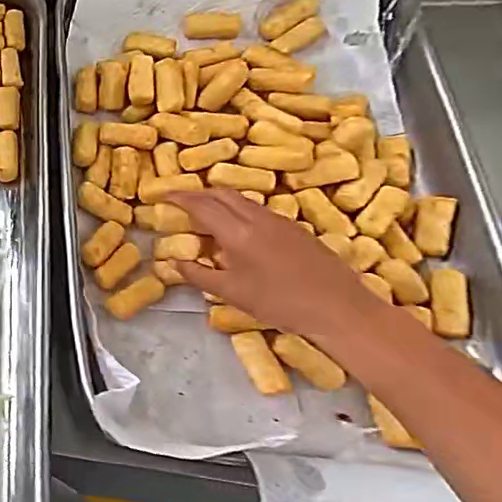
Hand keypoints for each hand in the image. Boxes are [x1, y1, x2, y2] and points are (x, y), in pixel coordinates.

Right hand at [167, 189, 394, 342]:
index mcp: (238, 232)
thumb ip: (199, 275)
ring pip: (241, 199)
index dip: (180, 198)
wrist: (339, 308)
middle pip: (222, 194)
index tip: (163, 195)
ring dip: (218, 199)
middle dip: (198, 193)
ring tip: (204, 212)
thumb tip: (174, 262)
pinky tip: (237, 228)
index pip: (202, 205)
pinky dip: (237, 209)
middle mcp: (258, 218)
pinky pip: (257, 209)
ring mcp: (279, 220)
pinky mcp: (294, 228)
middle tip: (180, 201)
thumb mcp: (232, 293)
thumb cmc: (280, 303)